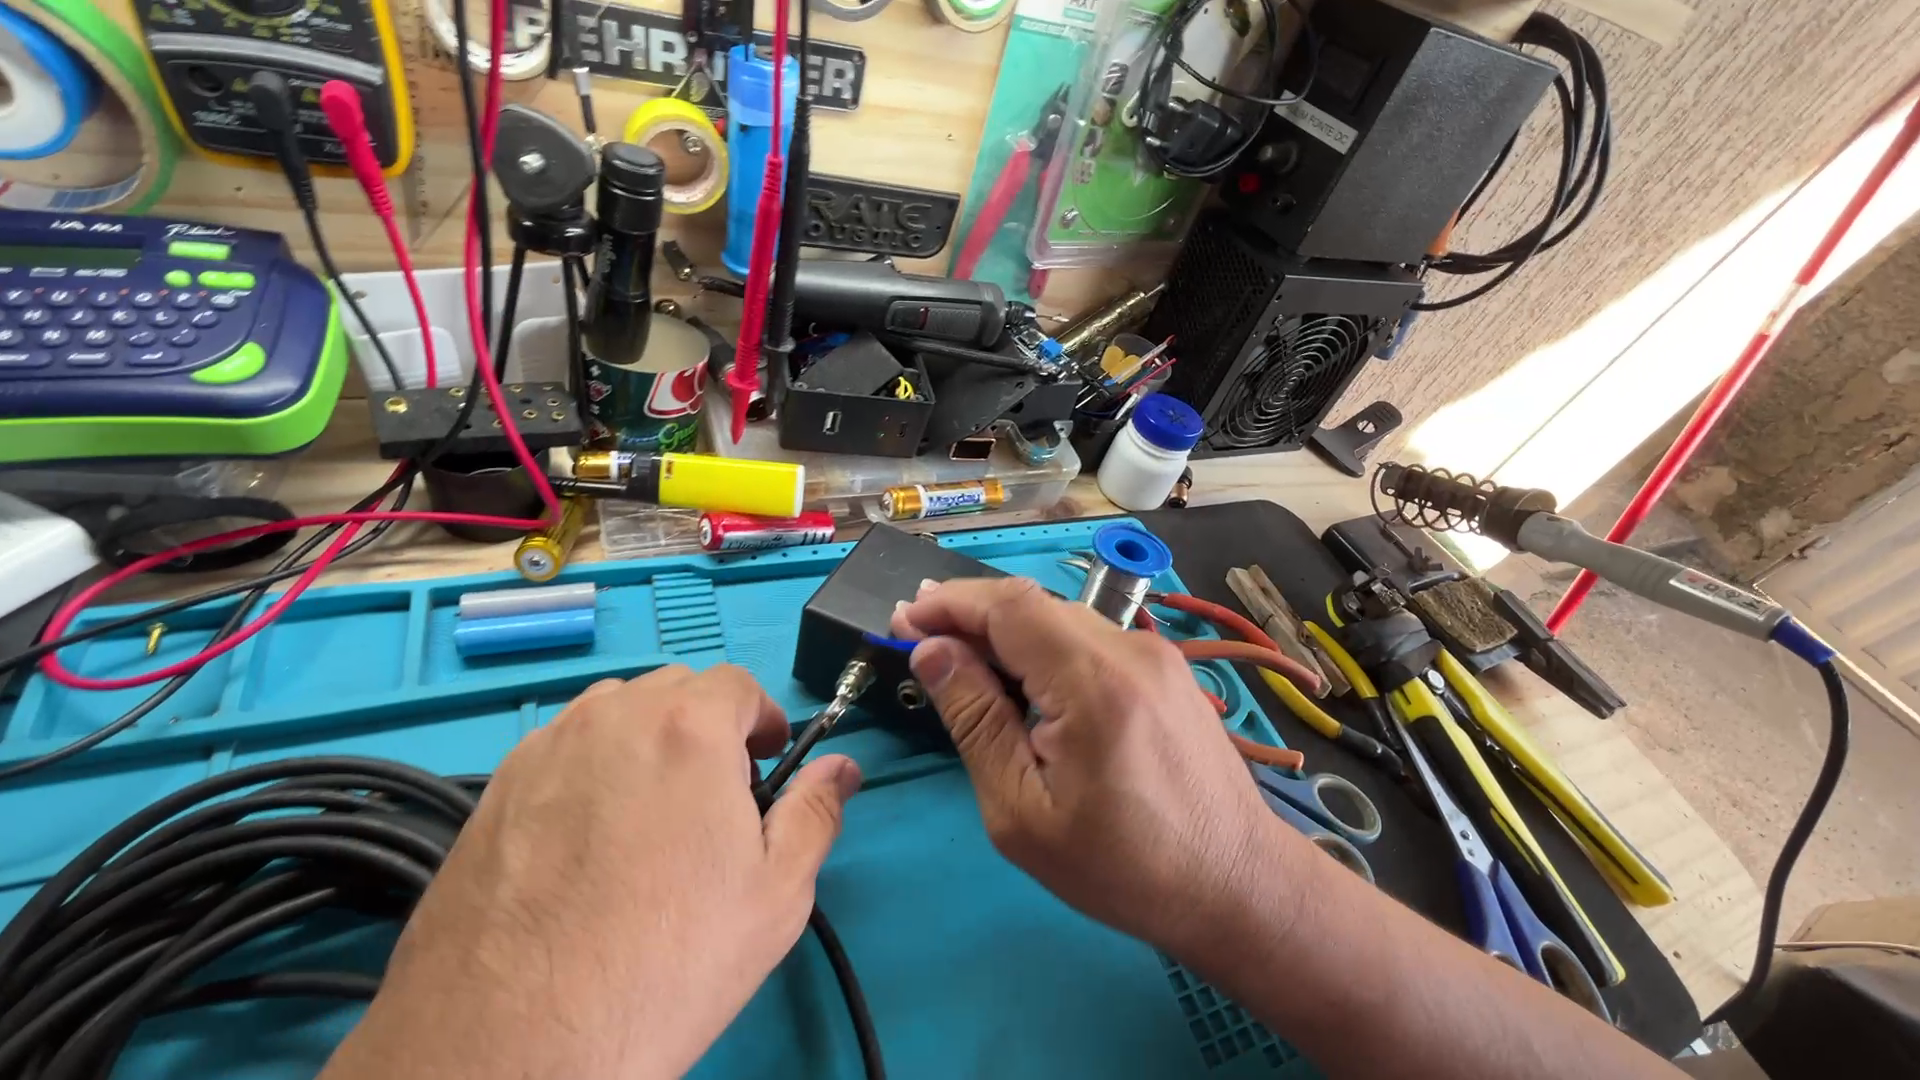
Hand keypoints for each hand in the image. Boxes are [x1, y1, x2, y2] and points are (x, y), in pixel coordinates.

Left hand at [320, 665, 861, 1079]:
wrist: (510, 1048)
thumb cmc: (666, 964)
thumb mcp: (775, 894)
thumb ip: (816, 812)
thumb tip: (842, 768)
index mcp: (687, 729)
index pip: (736, 684)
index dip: (763, 720)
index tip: (766, 765)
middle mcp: (611, 719)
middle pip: (674, 690)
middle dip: (708, 727)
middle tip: (715, 800)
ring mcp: (544, 750)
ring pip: (614, 714)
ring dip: (648, 741)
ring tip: (651, 819)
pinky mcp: (495, 789)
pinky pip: (562, 750)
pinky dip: (592, 768)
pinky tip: (588, 843)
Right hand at [890, 578, 1308, 959]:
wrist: (1236, 885)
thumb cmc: (1121, 866)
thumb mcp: (1022, 811)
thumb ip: (975, 720)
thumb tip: (931, 652)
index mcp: (1093, 682)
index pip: (1008, 605)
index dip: (948, 603)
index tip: (903, 620)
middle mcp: (1129, 650)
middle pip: (1033, 604)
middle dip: (970, 614)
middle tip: (921, 640)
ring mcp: (1155, 656)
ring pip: (1061, 619)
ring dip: (1006, 631)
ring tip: (963, 662)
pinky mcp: (1165, 670)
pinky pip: (1090, 640)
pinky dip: (1044, 648)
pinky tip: (1023, 682)